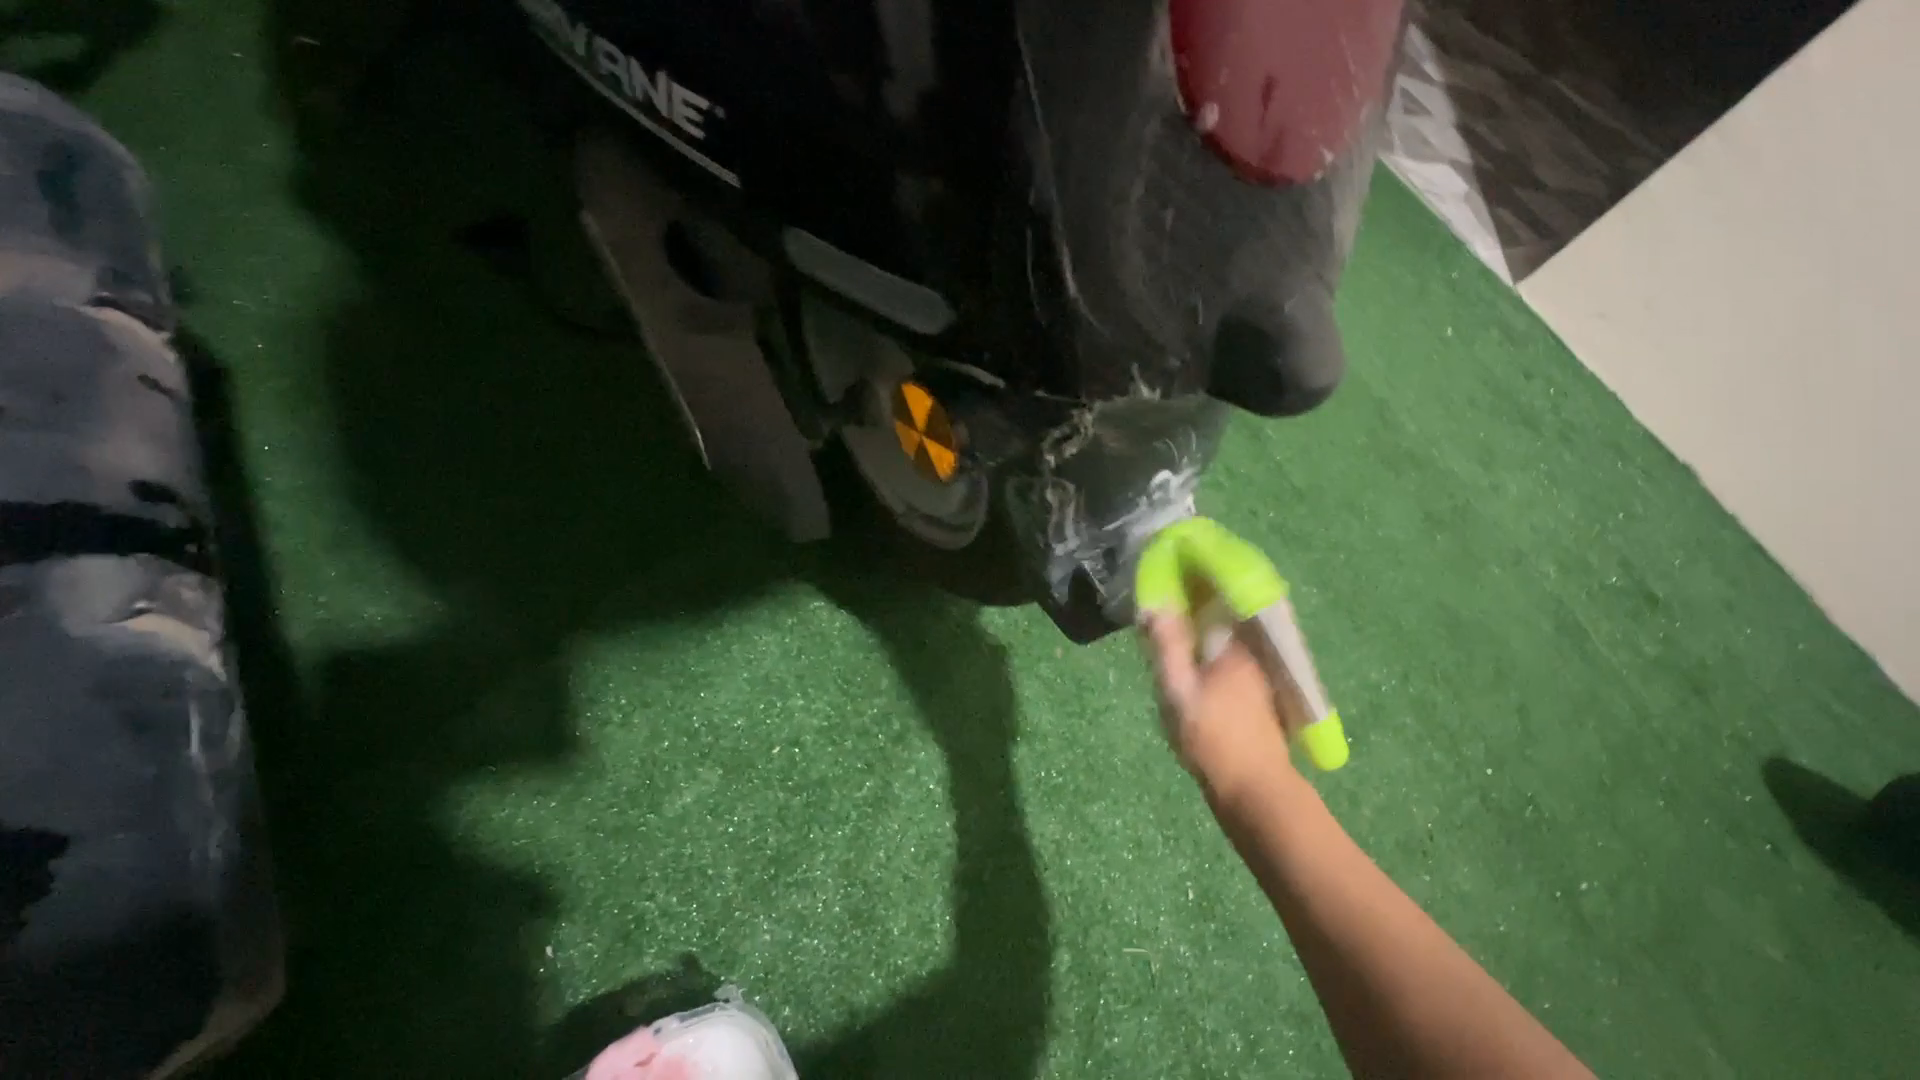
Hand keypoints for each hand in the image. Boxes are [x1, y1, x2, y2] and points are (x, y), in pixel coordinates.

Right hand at [1141, 612, 1297, 797]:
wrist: (1253, 790)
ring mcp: (1260, 680)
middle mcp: (1254, 656)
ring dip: (1201, 648)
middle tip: (1161, 638)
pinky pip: (1231, 670)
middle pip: (1219, 626)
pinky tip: (1196, 686)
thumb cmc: (1212, 738)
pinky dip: (1213, 667)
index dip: (1185, 598)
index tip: (1160, 600)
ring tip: (1173, 662)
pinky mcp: (1260, 703)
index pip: (1211, 605)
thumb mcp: (1177, 690)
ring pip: (1225, 650)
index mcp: (1235, 647)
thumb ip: (1167, 646)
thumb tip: (1156, 603)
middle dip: (1192, 624)